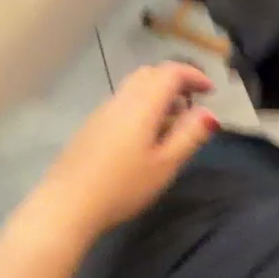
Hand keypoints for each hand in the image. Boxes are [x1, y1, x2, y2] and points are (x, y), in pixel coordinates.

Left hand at [14, 63, 219, 241]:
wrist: (67, 205)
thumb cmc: (123, 186)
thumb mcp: (165, 165)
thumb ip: (189, 135)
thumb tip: (209, 113)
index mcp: (142, 105)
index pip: (170, 72)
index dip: (194, 75)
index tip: (211, 91)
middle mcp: (121, 100)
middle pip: (150, 73)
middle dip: (175, 81)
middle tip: (193, 103)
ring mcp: (102, 112)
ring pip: (134, 87)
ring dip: (158, 94)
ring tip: (172, 123)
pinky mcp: (91, 126)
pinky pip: (123, 102)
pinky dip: (142, 106)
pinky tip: (145, 137)